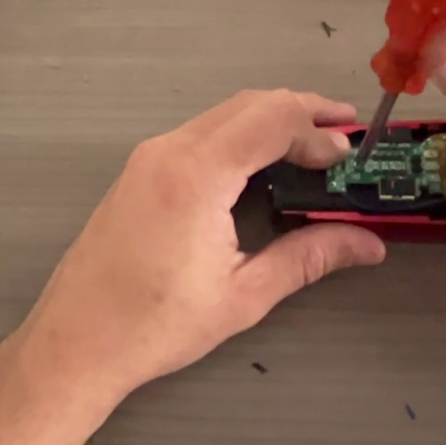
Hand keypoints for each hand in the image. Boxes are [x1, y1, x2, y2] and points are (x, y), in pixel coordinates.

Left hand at [8, 90, 386, 407]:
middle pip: (249, 104)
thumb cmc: (158, 324)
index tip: (351, 153)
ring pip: (223, 114)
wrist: (75, 340)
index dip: (318, 128)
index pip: (272, 119)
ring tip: (312, 145)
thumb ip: (308, 257)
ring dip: (270, 120)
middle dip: (302, 111)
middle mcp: (170, 149)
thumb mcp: (244, 294)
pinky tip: (262, 163)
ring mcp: (149, 155)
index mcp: (197, 173)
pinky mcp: (139, 169)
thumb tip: (370, 244)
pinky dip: (241, 135)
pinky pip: (201, 132)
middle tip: (344, 134)